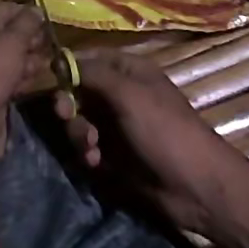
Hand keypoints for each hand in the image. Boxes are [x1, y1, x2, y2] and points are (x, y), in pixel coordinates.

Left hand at [0, 2, 51, 121]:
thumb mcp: (14, 40)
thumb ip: (28, 22)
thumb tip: (37, 9)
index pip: (13, 8)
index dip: (32, 17)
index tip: (50, 28)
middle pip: (16, 32)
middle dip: (32, 43)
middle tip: (42, 53)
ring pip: (17, 55)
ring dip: (29, 63)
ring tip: (30, 72)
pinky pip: (12, 73)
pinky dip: (20, 78)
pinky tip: (23, 86)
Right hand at [56, 50, 243, 230]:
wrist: (197, 188)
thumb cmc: (165, 131)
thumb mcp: (128, 94)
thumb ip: (91, 73)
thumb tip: (58, 58)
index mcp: (127, 71)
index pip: (87, 58)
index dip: (67, 68)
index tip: (51, 80)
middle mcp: (119, 94)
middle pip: (77, 90)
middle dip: (69, 104)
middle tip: (66, 116)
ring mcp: (116, 125)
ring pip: (79, 120)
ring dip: (78, 132)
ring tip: (91, 147)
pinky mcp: (115, 154)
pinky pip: (87, 146)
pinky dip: (87, 152)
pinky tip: (95, 162)